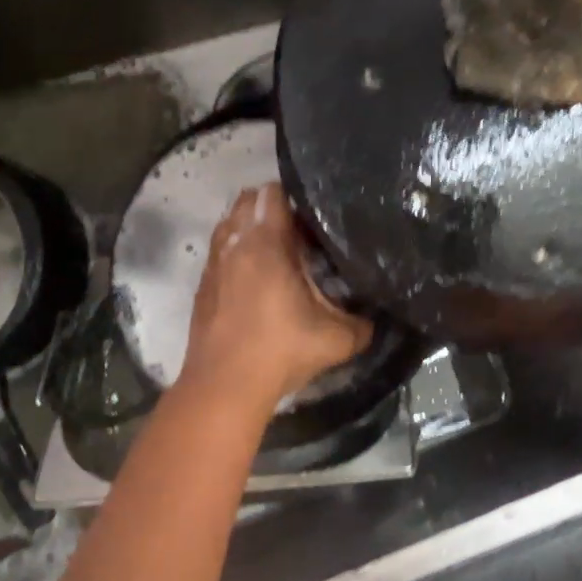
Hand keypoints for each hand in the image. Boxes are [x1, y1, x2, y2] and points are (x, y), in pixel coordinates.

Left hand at [180, 183, 373, 405]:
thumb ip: (363, 323)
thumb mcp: (338, 340)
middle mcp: (236, 244)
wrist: (224, 386)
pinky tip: (258, 278)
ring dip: (252, 228)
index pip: (274, 193)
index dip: (296, 196)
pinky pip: (221, 250)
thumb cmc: (280, 352)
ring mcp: (214, 264)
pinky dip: (237, 251)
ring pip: (230, 224)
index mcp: (267, 244)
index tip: (317, 213)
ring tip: (279, 250)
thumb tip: (378, 316)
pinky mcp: (203, 285)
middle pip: (249, 201)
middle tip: (301, 229)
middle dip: (272, 207)